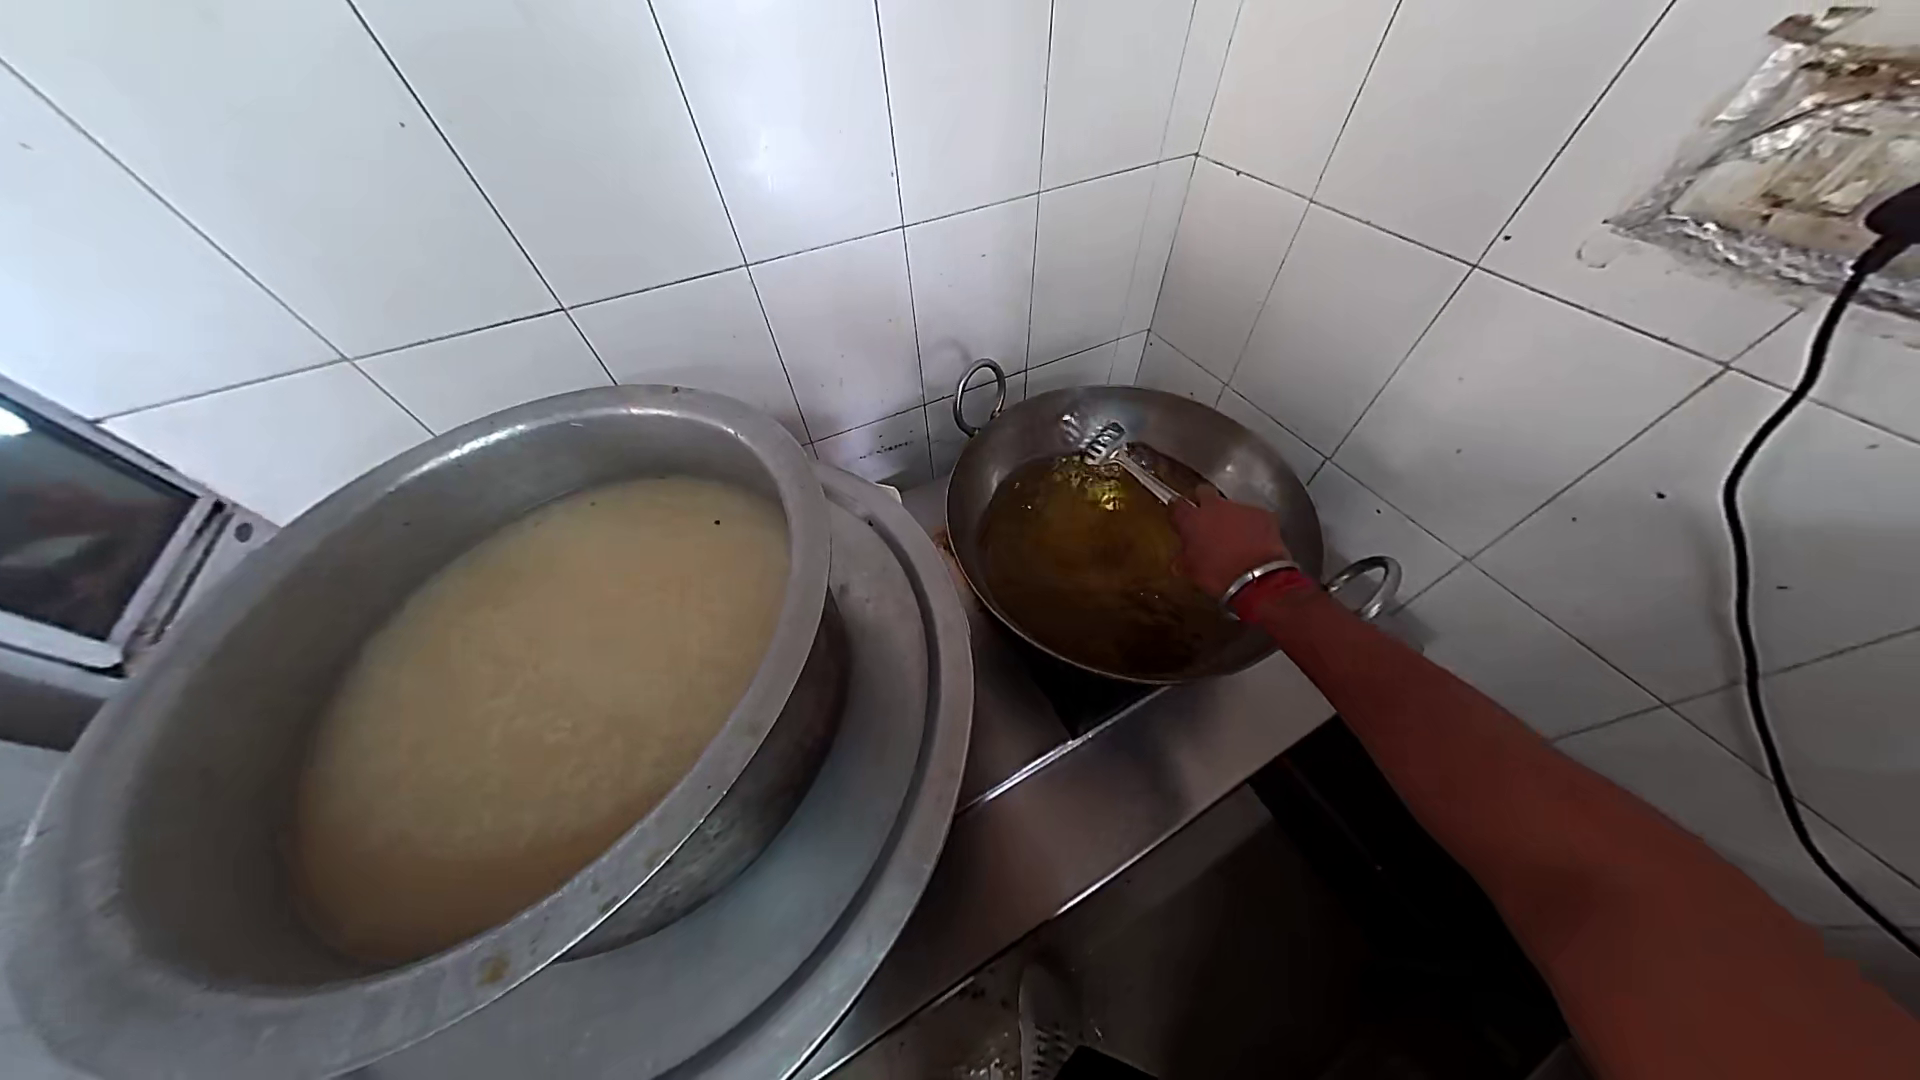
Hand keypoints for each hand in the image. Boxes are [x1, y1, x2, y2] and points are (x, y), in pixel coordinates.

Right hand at [1170, 485, 1291, 598]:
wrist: (1257, 578)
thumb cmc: (1216, 574)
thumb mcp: (1191, 570)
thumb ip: (1183, 556)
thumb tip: (1179, 557)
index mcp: (1191, 519)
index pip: (1176, 505)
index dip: (1177, 511)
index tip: (1178, 519)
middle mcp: (1214, 506)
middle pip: (1203, 492)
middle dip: (1202, 502)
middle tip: (1205, 520)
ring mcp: (1240, 508)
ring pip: (1230, 506)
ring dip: (1229, 518)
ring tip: (1234, 537)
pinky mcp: (1263, 514)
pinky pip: (1253, 516)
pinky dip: (1251, 525)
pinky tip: (1254, 541)